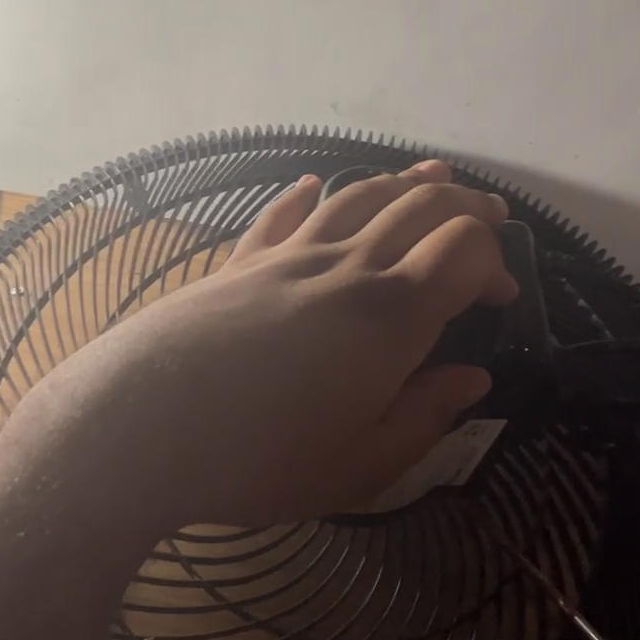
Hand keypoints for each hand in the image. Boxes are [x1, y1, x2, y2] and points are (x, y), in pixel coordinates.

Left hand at [26, 159, 515, 527]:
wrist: (138, 426)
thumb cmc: (261, 458)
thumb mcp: (363, 464)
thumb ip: (427, 416)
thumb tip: (474, 380)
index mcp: (389, 315)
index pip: (464, 252)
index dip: (496, 263)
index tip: (501, 298)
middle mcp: (346, 266)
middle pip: (421, 205)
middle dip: (468, 203)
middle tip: (494, 215)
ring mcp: (287, 256)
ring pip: (359, 195)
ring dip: (404, 181)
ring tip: (433, 175)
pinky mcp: (239, 263)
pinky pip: (281, 214)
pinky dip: (306, 195)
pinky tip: (312, 186)